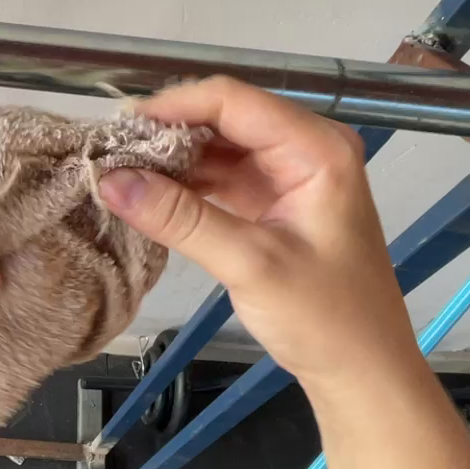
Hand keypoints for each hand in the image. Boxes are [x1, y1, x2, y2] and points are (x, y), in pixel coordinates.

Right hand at [96, 77, 418, 390]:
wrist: (360, 367)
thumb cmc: (324, 317)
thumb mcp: (249, 264)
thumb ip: (180, 219)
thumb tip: (111, 180)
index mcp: (316, 149)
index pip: (232, 101)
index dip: (172, 106)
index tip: (118, 127)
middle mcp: (303, 150)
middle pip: (221, 120)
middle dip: (165, 133)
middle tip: (109, 153)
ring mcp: (285, 177)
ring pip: (214, 149)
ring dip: (168, 160)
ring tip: (117, 173)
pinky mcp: (268, 203)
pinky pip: (216, 179)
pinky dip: (182, 186)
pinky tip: (146, 195)